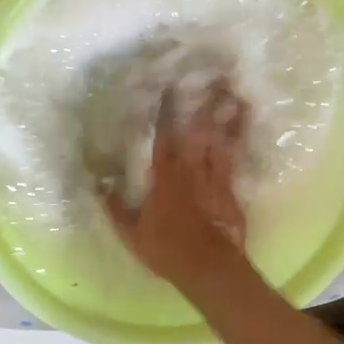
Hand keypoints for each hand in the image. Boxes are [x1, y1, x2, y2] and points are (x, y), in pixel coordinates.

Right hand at [102, 84, 251, 287]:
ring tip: (234, 90)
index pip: (164, 138)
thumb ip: (115, 207)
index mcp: (165, 178)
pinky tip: (245, 120)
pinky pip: (236, 156)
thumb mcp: (131, 232)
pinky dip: (240, 136)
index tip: (169, 88)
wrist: (208, 267)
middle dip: (205, 103)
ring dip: (227, 114)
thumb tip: (98, 184)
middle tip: (215, 76)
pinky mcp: (231, 189)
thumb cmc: (167, 250)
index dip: (166, 113)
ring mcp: (215, 178)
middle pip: (199, 130)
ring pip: (221, 139)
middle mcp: (191, 170)